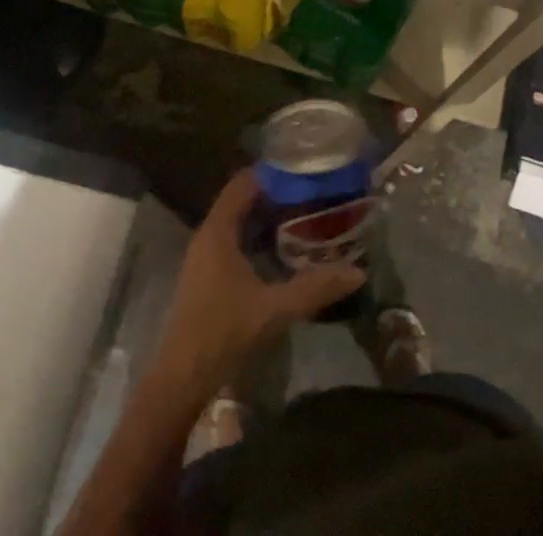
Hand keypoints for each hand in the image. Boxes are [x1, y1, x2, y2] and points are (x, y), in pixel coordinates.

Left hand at [153, 171, 365, 395]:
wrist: (183, 375)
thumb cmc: (223, 332)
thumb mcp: (274, 309)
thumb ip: (316, 287)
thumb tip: (358, 271)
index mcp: (217, 233)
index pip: (242, 185)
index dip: (271, 172)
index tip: (304, 166)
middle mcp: (208, 237)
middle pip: (241, 201)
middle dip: (276, 194)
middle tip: (314, 190)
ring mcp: (205, 258)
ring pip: (238, 223)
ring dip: (268, 217)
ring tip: (307, 214)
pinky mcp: (208, 276)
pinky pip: (236, 242)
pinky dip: (259, 237)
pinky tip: (285, 249)